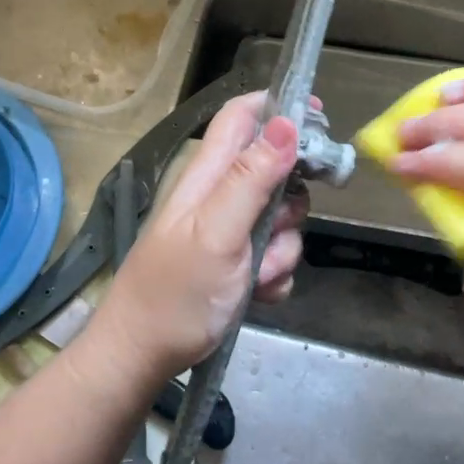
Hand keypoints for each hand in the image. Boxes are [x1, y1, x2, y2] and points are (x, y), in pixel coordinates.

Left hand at [91, 93, 306, 381]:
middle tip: (276, 228)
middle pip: (276, 170)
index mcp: (209, 174)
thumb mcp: (218, 231)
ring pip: (282, 219)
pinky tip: (255, 295)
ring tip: (254, 276)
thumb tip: (286, 122)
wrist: (142, 356)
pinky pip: (275, 257)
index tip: (320, 119)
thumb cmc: (175, 292)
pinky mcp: (237, 264)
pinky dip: (273, 276)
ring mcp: (229, 231)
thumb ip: (251, 177)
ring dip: (280, 250)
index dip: (279, 107)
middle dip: (290, 202)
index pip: (244, 116)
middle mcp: (220, 194)